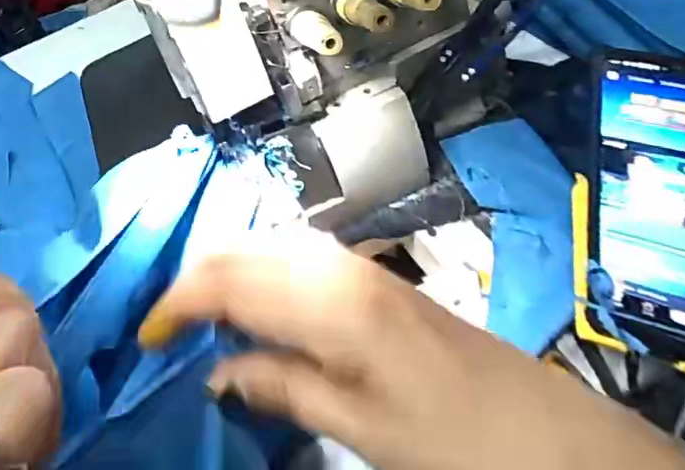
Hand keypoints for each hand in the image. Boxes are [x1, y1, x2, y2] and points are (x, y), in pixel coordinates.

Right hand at [138, 237, 684, 469]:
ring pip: (264, 245)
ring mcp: (352, 259)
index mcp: (326, 298)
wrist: (538, 426)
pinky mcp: (367, 271)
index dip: (178, 303)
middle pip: (241, 250)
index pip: (227, 281)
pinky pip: (291, 255)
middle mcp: (332, 260)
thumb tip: (216, 371)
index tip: (146, 337)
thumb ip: (280, 385)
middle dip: (195, 281)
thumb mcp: (358, 427)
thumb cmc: (447, 439)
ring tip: (201, 323)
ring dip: (226, 274)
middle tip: (167, 331)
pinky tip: (255, 310)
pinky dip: (259, 274)